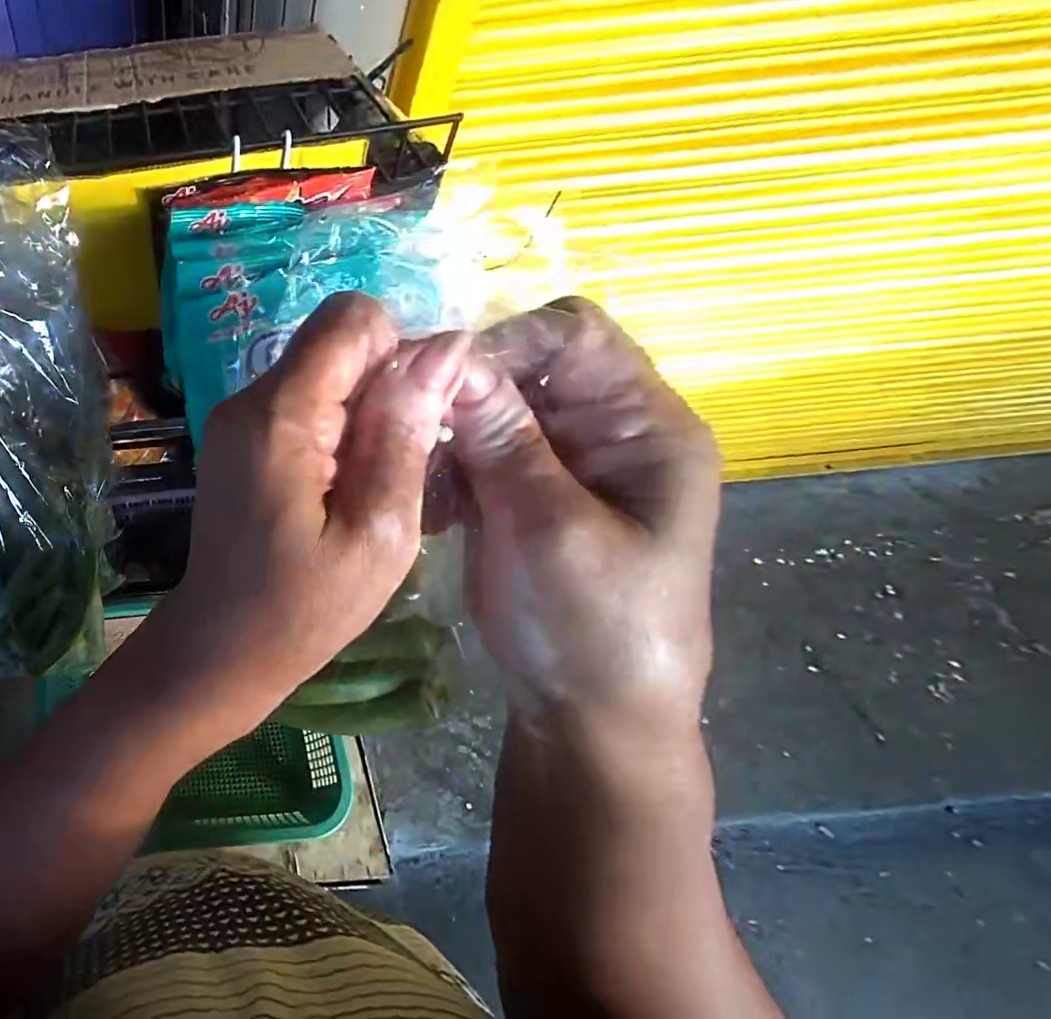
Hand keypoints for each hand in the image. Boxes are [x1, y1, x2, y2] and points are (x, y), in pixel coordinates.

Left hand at [170, 292, 469, 705]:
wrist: (222, 644)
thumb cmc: (305, 606)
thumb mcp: (378, 532)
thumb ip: (405, 434)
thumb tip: (446, 346)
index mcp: (280, 416)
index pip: (350, 320)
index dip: (397, 353)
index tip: (409, 420)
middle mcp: (247, 400)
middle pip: (334, 342)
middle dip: (380, 385)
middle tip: (391, 464)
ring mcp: (235, 417)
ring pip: (320, 371)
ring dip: (359, 411)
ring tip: (365, 483)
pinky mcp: (236, 438)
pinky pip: (299, 402)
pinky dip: (333, 428)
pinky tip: (338, 486)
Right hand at [448, 296, 720, 732]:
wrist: (586, 713)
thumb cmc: (592, 624)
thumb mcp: (548, 528)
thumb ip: (503, 439)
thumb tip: (448, 355)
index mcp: (643, 425)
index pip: (574, 337)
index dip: (502, 343)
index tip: (433, 378)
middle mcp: (603, 431)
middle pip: (525, 370)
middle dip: (463, 394)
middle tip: (407, 426)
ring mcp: (557, 463)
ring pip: (487, 411)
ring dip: (446, 438)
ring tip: (422, 487)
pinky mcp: (519, 492)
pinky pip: (472, 453)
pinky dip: (444, 471)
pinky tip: (433, 511)